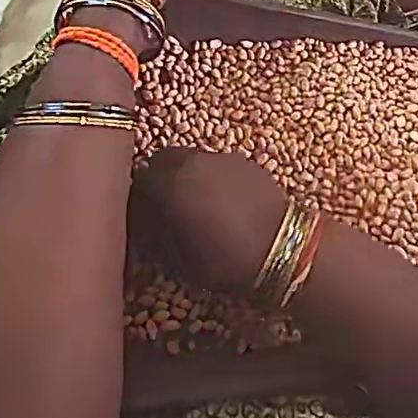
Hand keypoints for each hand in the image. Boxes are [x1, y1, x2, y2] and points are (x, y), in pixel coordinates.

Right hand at [132, 148, 288, 293]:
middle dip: (157, 179)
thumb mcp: (178, 259)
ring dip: (185, 176)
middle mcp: (193, 161)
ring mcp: (222, 158)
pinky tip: (220, 202)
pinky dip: (210, 177)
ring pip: (192, 159)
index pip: (138, 181)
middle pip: (163, 160)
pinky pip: (217, 165)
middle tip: (161, 206)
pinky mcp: (246, 162)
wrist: (282, 246)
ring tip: (193, 205)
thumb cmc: (224, 258)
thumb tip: (144, 228)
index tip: (138, 219)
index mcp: (170, 181)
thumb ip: (154, 237)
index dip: (136, 200)